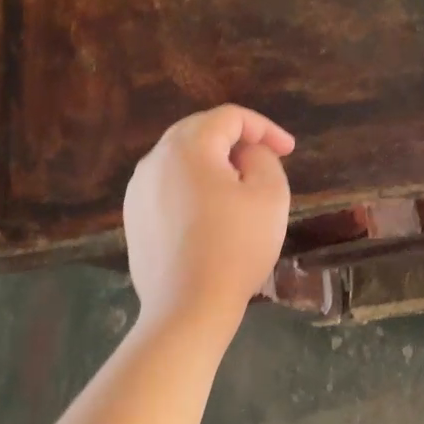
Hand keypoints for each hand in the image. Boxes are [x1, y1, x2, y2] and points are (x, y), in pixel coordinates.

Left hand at [122, 105, 294, 324]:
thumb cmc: (236, 247)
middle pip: (199, 131)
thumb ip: (262, 159)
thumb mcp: (270, 196)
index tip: (288, 151)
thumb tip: (246, 154)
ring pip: (182, 160)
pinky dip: (194, 188)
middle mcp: (155, 160)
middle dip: (236, 141)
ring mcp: (138, 191)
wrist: (188, 306)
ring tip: (240, 188)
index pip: (229, 117)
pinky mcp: (134, 219)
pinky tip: (212, 215)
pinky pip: (169, 188)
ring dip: (214, 164)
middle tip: (266, 161)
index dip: (264, 128)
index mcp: (188, 147)